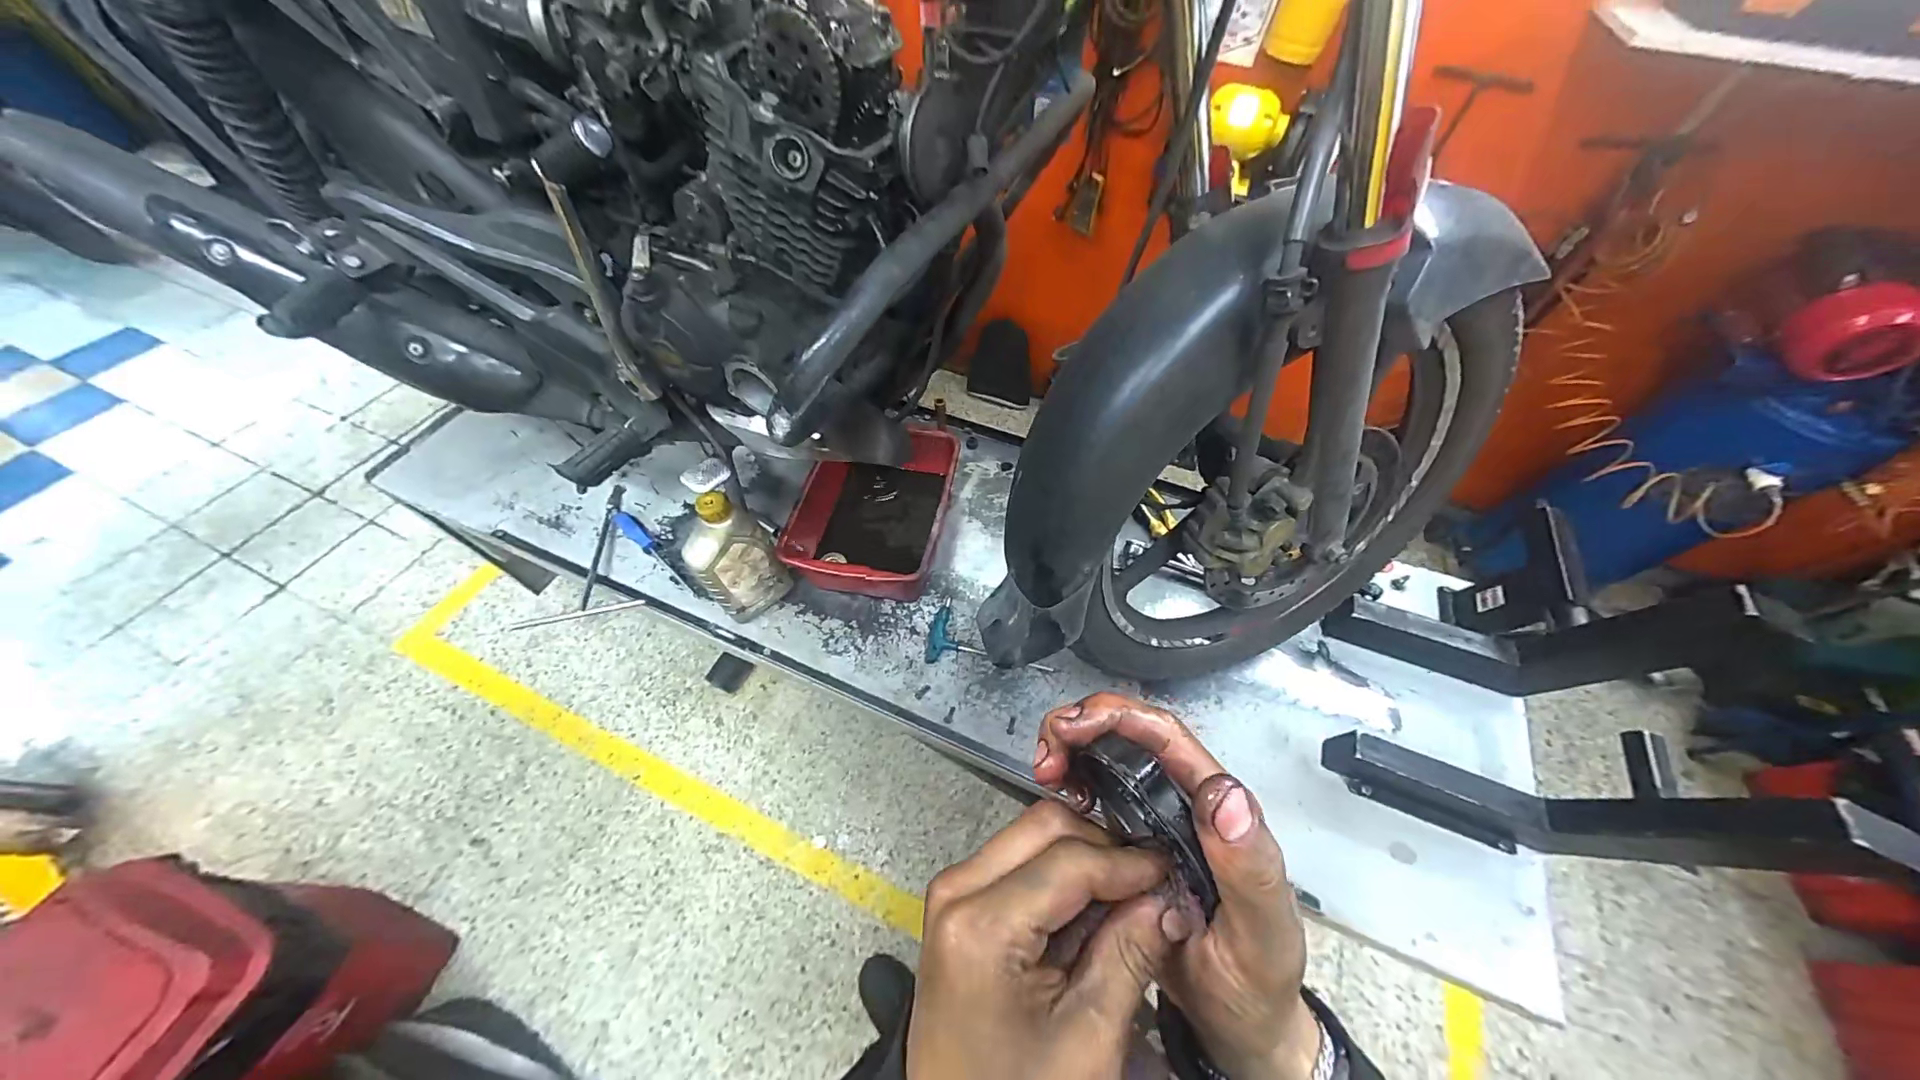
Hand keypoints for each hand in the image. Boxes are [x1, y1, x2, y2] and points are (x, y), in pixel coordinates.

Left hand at [908, 800, 1180, 1079]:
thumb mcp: (1087, 1039)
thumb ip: (1128, 955)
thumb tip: (1165, 899)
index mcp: (981, 924)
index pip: (1070, 859)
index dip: (1129, 862)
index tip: (1170, 872)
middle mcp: (958, 891)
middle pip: (1045, 827)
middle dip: (1105, 848)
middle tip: (1150, 884)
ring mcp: (954, 893)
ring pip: (1032, 836)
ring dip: (1084, 859)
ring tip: (1127, 901)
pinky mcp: (961, 904)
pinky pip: (1018, 862)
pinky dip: (1061, 876)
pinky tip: (1091, 912)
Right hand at [1035, 693, 1320, 1079]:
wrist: (1237, 1025)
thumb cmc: (1256, 982)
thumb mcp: (1263, 934)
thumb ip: (1251, 869)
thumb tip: (1226, 795)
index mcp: (1216, 811)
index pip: (1169, 739)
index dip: (1120, 718)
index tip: (1075, 726)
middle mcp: (1184, 804)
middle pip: (1132, 735)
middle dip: (1084, 726)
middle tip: (1048, 750)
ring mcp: (1155, 821)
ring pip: (1111, 758)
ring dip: (1073, 748)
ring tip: (1045, 767)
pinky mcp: (1129, 843)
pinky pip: (1098, 796)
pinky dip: (1071, 783)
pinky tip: (1054, 794)